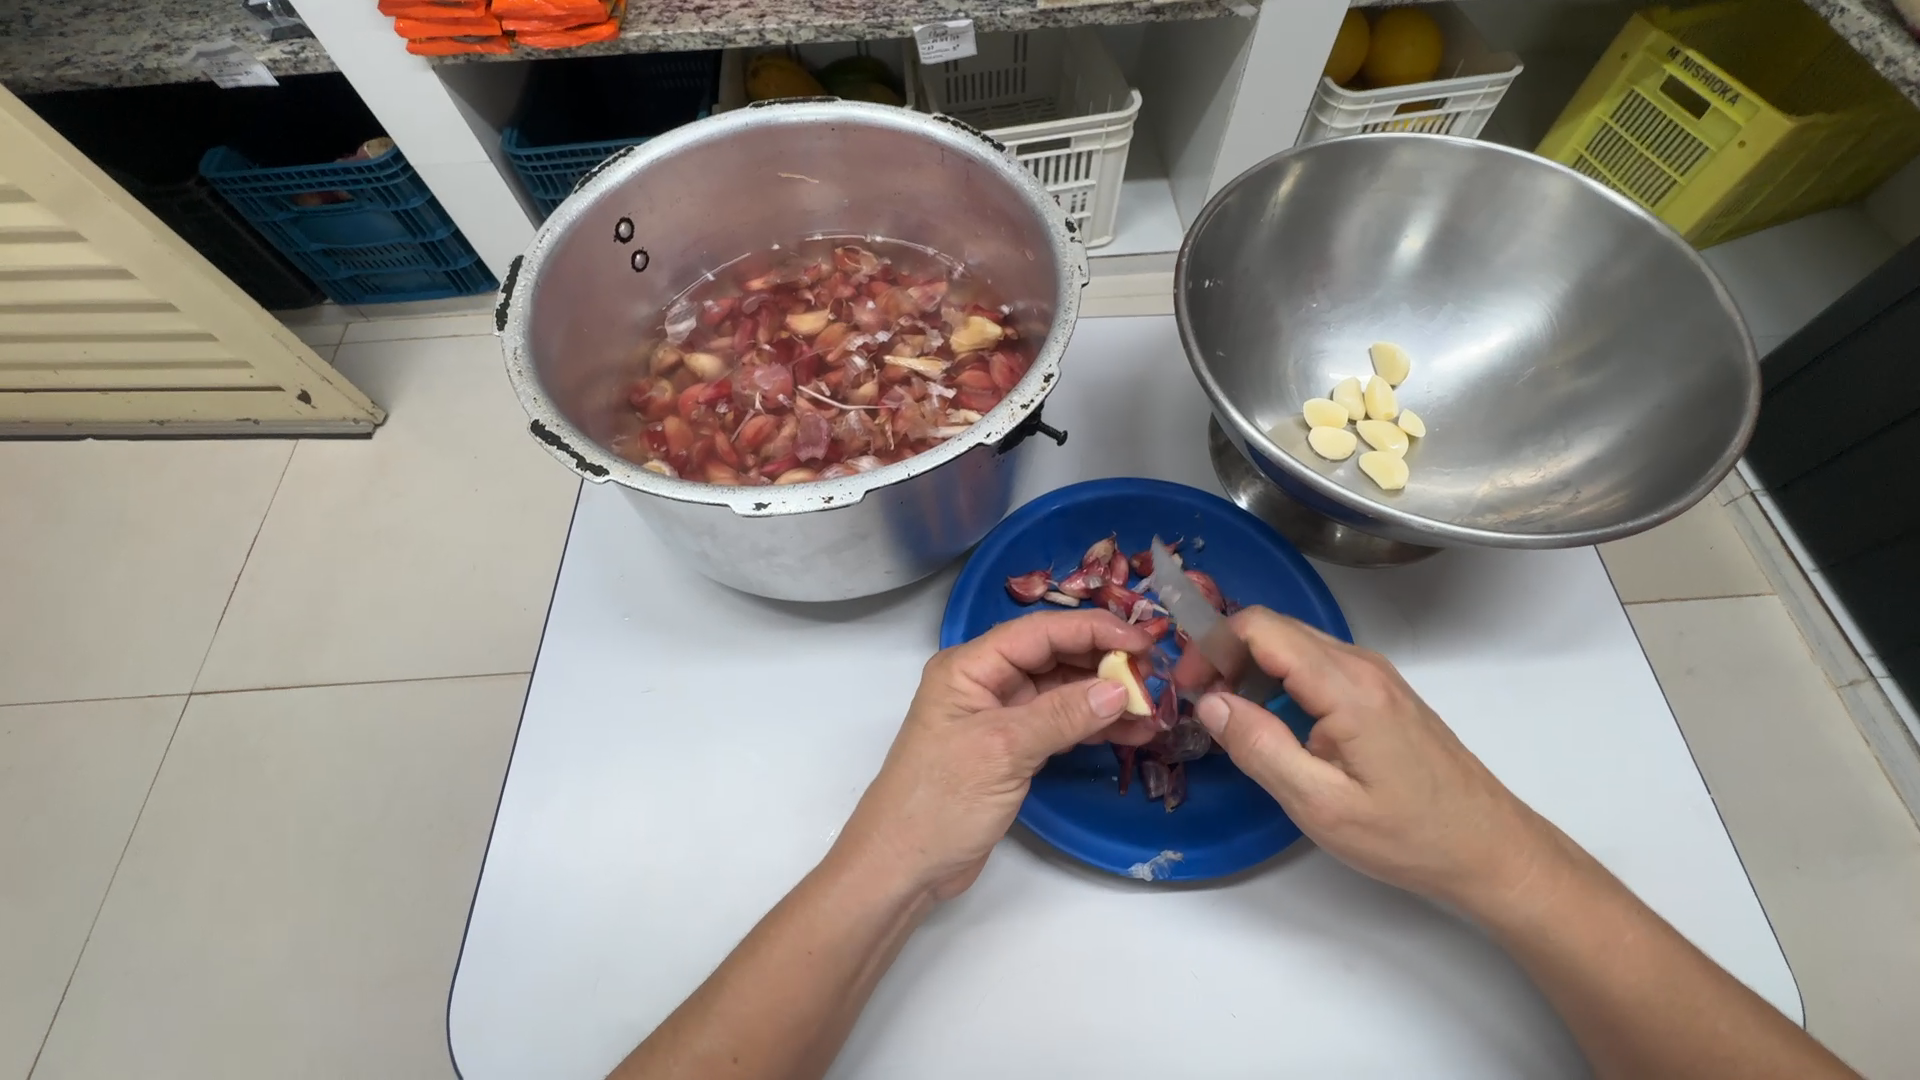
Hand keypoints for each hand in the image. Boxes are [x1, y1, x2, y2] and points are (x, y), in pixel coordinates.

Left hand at [836, 610, 1154, 902]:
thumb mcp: (1002, 751)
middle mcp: (985, 682)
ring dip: (1104, 698)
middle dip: (1103, 663)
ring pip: (1061, 692)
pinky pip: (1060, 724)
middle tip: (1155, 677)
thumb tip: (1119, 690)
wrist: (903, 867)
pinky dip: (1092, 727)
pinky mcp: (1012, 749)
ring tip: (1154, 709)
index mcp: (970, 666)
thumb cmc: (940, 801)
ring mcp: (999, 716)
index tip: (1142, 639)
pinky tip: (1130, 732)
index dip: (1092, 630)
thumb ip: (1061, 716)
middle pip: (1053, 657)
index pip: (1039, 632)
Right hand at [1189, 608, 1559, 909]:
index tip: (1188, 688)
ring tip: (1230, 715)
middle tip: (1201, 703)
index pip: (1260, 627)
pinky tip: (1271, 721)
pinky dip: (1276, 678)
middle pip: (1272, 627)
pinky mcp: (1378, 690)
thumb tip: (1208, 702)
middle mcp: (1360, 664)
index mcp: (1345, 685)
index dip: (1211, 646)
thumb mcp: (1320, 805)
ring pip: (1291, 643)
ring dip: (1248, 667)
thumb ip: (1259, 747)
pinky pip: (1312, 662)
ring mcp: (1373, 674)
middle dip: (1223, 654)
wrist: (1494, 851)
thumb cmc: (1408, 835)